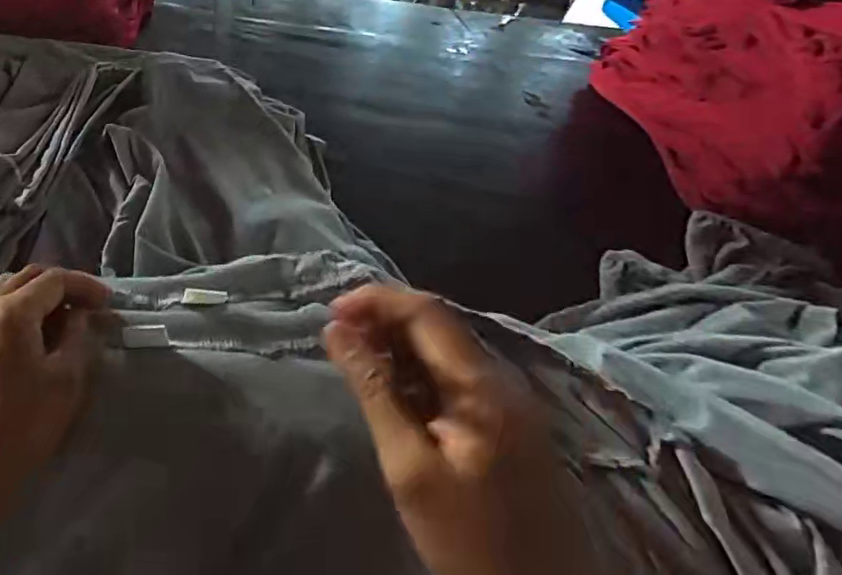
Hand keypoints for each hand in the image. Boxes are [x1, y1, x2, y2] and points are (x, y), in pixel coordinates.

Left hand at [0, 264, 109, 489]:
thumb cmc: (18, 429)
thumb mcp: (64, 382)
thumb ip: (77, 338)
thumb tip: (78, 316)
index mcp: (11, 311)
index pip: (53, 279)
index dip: (85, 286)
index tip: (108, 302)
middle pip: (28, 278)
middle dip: (61, 286)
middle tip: (89, 307)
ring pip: (8, 292)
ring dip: (39, 298)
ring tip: (66, 322)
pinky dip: (20, 313)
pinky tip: (37, 339)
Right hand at [324, 284, 595, 574]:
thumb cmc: (470, 541)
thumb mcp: (409, 467)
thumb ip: (373, 390)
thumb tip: (335, 330)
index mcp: (484, 385)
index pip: (426, 312)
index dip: (375, 300)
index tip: (331, 312)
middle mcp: (503, 379)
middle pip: (436, 323)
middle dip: (383, 318)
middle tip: (337, 333)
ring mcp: (510, 400)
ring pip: (443, 346)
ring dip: (396, 342)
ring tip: (354, 354)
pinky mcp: (507, 420)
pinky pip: (454, 373)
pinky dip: (416, 368)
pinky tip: (390, 383)